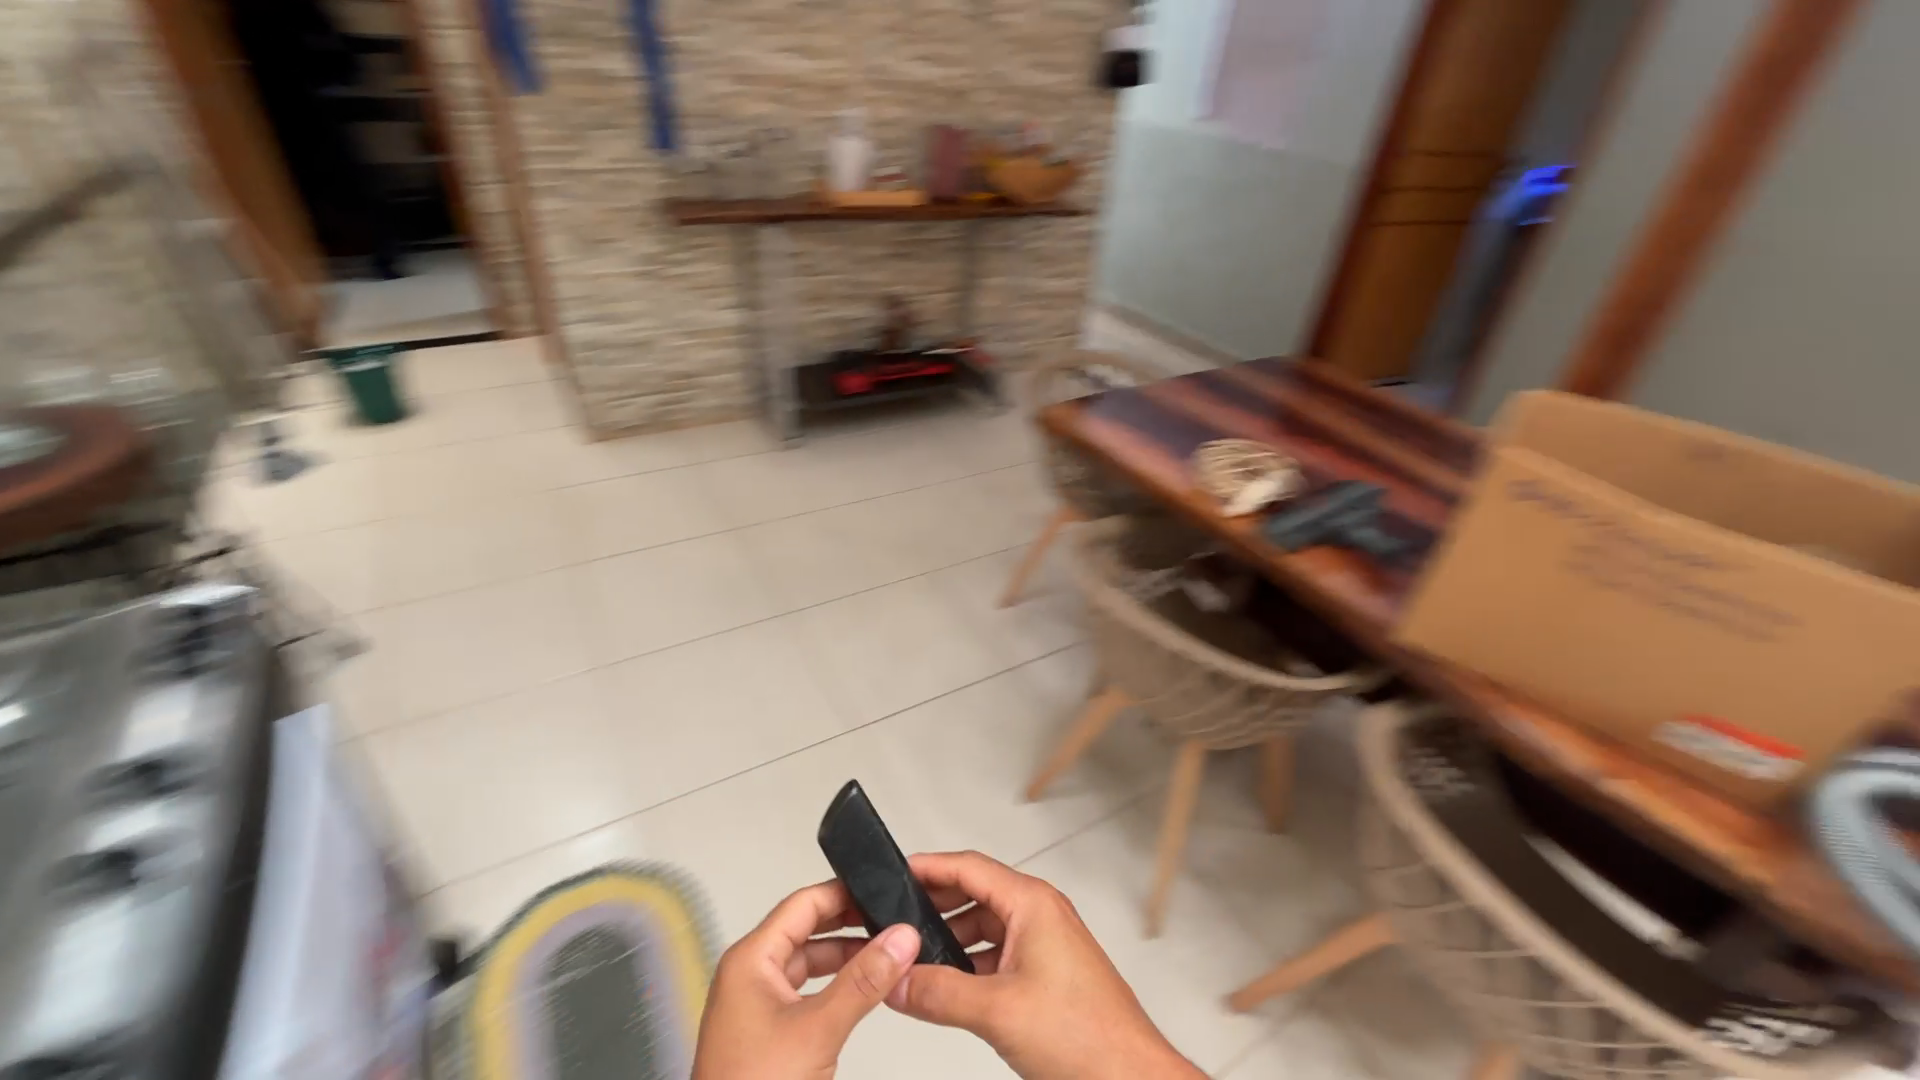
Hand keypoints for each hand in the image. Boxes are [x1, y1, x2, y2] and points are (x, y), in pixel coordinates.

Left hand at [692, 880, 921, 1079]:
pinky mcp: (767, 1031)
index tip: (883, 889)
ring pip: (808, 961)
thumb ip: (864, 980)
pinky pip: (806, 991)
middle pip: (805, 930)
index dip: (843, 893)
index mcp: (751, 960)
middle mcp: (750, 974)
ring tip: (887, 951)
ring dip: (845, 956)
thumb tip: (903, 936)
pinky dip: (835, 984)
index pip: (802, 904)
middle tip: (892, 919)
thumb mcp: (818, 1029)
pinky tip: (863, 989)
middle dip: (849, 924)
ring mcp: (756, 1004)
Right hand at [888, 851, 1202, 1079]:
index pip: (970, 867)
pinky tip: (949, 983)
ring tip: (916, 953)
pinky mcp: (1046, 973)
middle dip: (935, 904)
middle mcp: (1041, 916)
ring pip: (986, 926)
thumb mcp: (998, 1011)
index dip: (930, 867)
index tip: (897, 872)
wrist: (1131, 1079)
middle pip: (976, 893)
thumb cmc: (1090, 1038)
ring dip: (951, 937)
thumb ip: (939, 994)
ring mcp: (1045, 944)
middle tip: (897, 915)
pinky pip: (998, 954)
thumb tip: (900, 982)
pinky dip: (970, 962)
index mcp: (1033, 904)